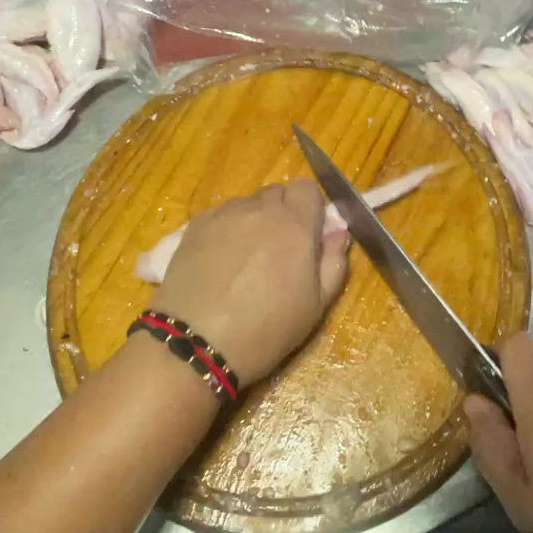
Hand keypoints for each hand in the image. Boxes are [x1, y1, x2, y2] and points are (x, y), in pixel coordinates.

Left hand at [150, 181, 349, 382]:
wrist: (197, 343)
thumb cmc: (266, 329)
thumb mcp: (316, 306)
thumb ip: (333, 262)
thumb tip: (338, 232)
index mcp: (294, 224)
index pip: (308, 189)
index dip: (311, 210)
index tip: (308, 238)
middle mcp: (259, 208)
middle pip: (278, 193)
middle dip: (284, 214)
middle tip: (279, 252)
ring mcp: (224, 214)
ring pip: (248, 204)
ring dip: (254, 221)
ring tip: (245, 261)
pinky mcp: (195, 226)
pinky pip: (221, 215)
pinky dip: (227, 229)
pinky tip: (220, 262)